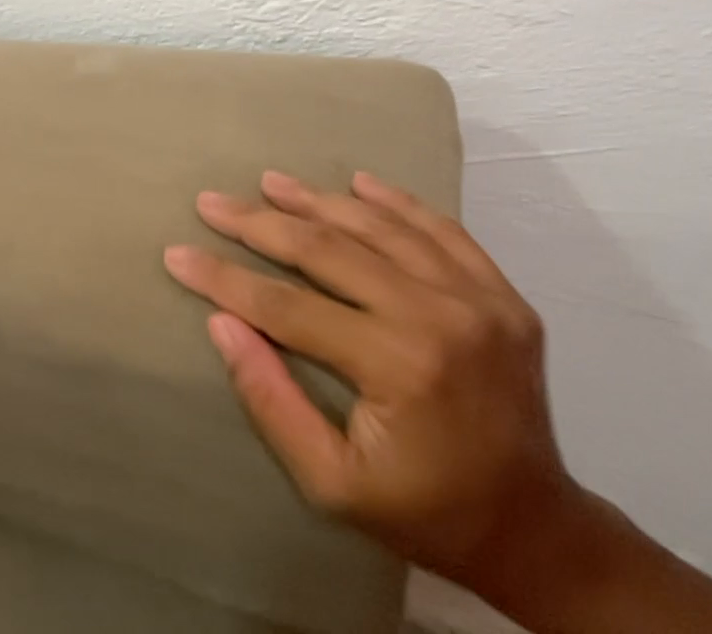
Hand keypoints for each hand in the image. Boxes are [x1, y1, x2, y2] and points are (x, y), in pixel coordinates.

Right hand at [164, 170, 574, 589]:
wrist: (533, 529)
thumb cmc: (420, 513)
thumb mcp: (328, 481)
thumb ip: (271, 399)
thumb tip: (221, 324)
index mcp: (397, 366)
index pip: (288, 306)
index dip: (225, 279)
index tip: (178, 255)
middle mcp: (442, 318)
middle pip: (331, 251)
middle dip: (260, 224)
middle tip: (211, 202)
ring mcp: (481, 302)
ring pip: (383, 230)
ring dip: (320, 201)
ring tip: (270, 182)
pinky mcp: (504, 298)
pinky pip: (444, 232)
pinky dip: (397, 203)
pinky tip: (359, 183)